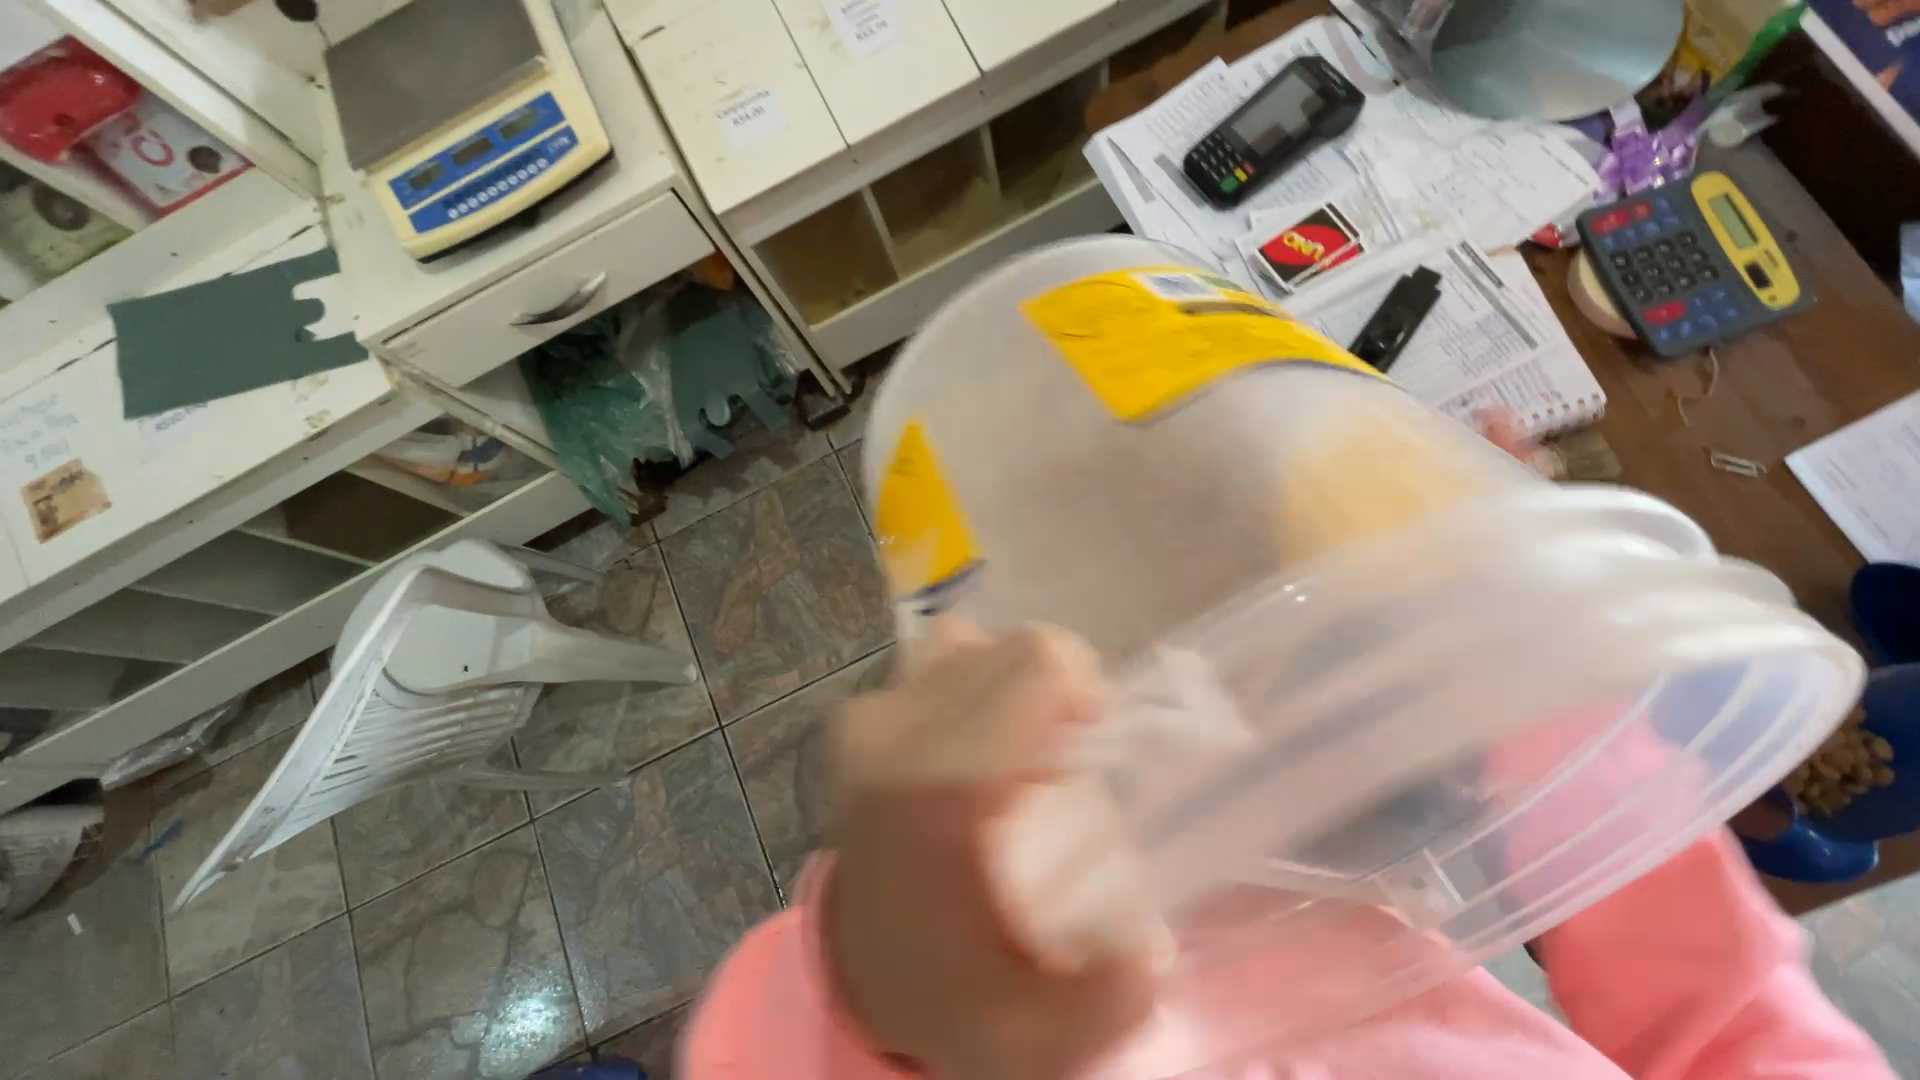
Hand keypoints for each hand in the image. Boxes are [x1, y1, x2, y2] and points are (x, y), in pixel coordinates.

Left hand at [825, 620, 1155, 1079]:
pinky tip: (979, 738)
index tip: (1098, 742)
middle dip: (1058, 690)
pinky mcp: (859, 715)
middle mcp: (897, 732)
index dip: (1086, 689)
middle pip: (1015, 646)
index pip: (1037, 665)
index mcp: (941, 786)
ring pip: (974, 642)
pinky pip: (938, 659)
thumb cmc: (951, 991)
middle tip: (1066, 757)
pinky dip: (972, 681)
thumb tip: (1148, 951)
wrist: (859, 964)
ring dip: (1011, 681)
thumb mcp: (1030, 1036)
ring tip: (1020, 744)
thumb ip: (1100, 1002)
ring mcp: (871, 716)